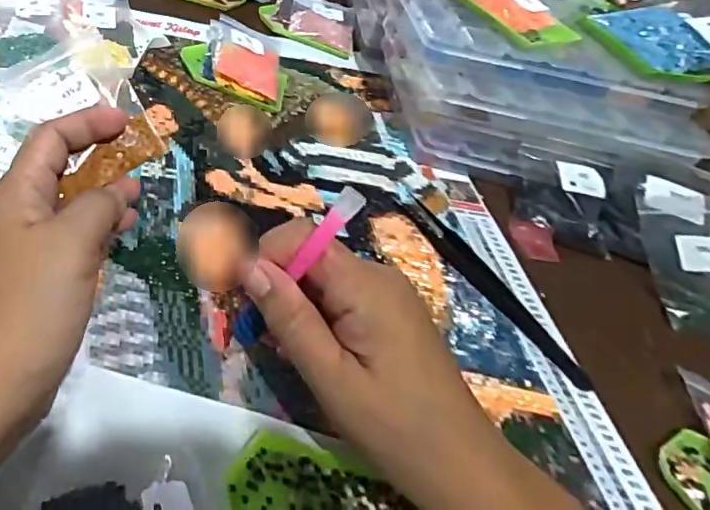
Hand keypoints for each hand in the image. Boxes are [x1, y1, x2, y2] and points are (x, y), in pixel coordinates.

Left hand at [0, 106, 138, 425]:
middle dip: (97, 151)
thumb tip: (120, 190)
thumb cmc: (31, 305)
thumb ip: (99, 206)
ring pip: (70, 200)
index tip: (126, 123)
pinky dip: (99, 225)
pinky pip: (73, 233)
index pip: (51, 136)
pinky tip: (122, 232)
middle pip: (60, 163)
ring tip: (138, 194)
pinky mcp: (41, 273)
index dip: (87, 122)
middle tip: (139, 152)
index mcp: (19, 191)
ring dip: (102, 190)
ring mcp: (30, 243)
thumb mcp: (71, 244)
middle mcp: (21, 209)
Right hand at [242, 220, 579, 509]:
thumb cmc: (397, 429)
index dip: (264, 254)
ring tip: (282, 346)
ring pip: (321, 274)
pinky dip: (315, 311)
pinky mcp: (391, 311)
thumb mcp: (332, 379)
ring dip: (293, 300)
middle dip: (275, 281)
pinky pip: (340, 292)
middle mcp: (378, 274)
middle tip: (257, 328)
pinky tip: (313, 349)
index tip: (240, 293)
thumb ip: (289, 317)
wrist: (469, 473)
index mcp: (365, 284)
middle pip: (309, 253)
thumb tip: (247, 265)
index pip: (300, 236)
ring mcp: (388, 292)